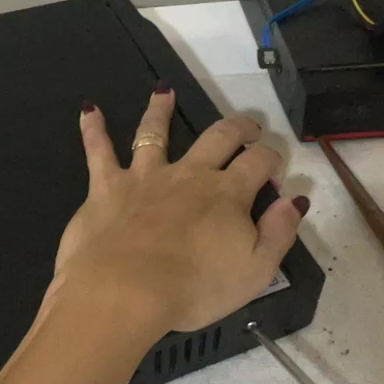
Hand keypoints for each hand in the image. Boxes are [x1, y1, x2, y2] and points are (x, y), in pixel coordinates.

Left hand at [52, 84, 307, 340]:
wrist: (124, 292)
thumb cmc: (194, 289)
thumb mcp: (256, 271)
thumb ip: (279, 232)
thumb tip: (294, 200)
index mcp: (228, 194)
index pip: (259, 162)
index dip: (272, 161)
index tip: (275, 173)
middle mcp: (189, 174)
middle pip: (218, 137)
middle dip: (238, 128)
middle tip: (248, 127)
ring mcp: (146, 176)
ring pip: (155, 132)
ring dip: (160, 110)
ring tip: (164, 91)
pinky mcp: (107, 186)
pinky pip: (98, 151)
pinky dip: (93, 129)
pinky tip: (89, 110)